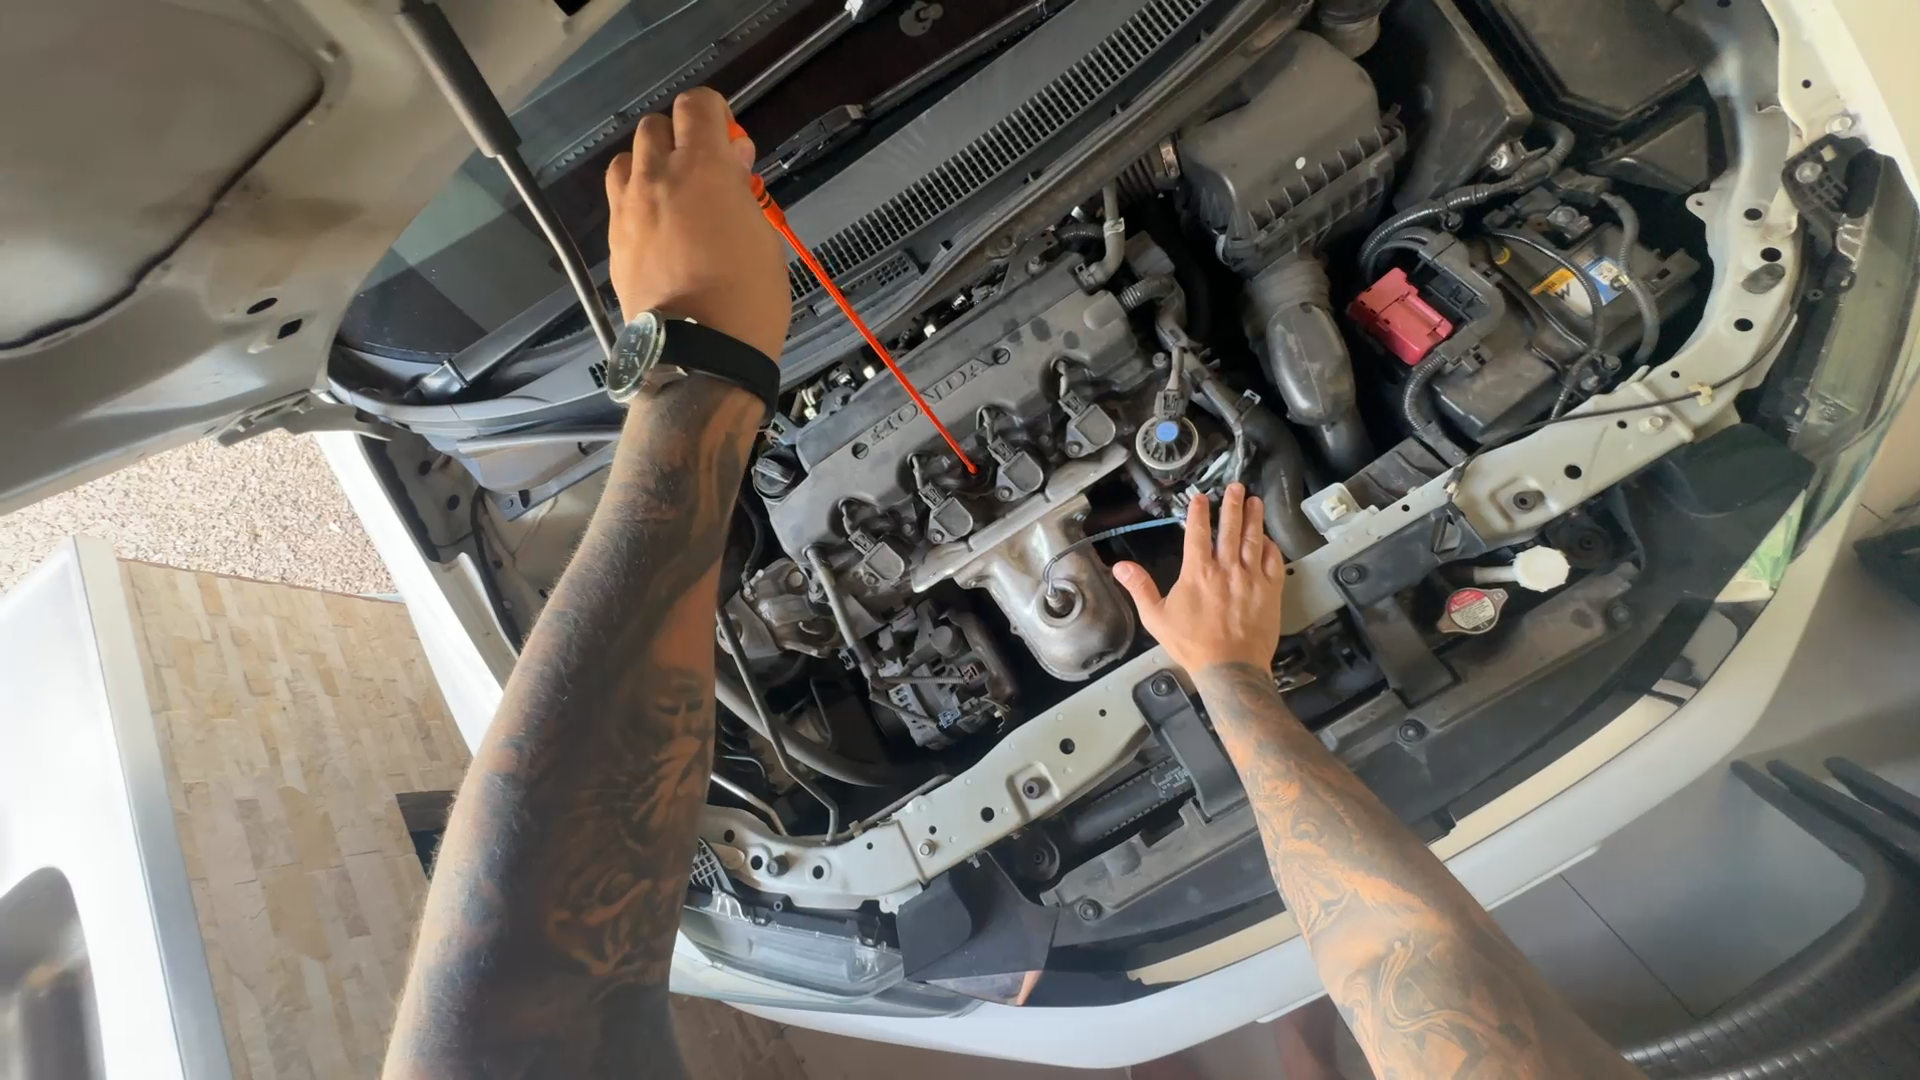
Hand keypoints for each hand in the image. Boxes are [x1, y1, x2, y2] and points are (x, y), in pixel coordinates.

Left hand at [605, 88, 788, 361]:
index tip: (730, 140)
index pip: (698, 106)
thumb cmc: (750, 301)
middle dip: (682, 139)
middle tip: (706, 172)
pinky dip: (639, 203)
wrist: (704, 356)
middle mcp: (657, 179)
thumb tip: (733, 164)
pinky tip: (660, 232)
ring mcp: (629, 211)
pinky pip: (620, 203)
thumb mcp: (766, 242)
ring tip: (674, 198)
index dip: (716, 114)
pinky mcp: (615, 243)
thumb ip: (744, 194)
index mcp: (703, 170)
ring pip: (628, 160)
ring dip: (651, 166)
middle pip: (656, 126)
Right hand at [1113, 483, 1285, 673]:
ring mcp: (1251, 579)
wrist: (1230, 668)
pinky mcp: (1270, 591)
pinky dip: (1271, 546)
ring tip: (1255, 502)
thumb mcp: (1156, 617)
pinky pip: (1274, 561)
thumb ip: (1140, 588)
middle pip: (1230, 529)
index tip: (1201, 497)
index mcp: (1197, 572)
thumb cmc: (1192, 644)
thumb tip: (1119, 567)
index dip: (1199, 512)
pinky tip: (1268, 539)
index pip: (1198, 533)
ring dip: (1254, 518)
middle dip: (1233, 505)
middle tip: (1236, 488)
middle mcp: (1226, 569)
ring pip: (1254, 539)